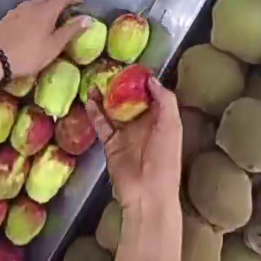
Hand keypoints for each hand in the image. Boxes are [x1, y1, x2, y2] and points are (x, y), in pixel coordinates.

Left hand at [0, 0, 84, 77]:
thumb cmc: (29, 54)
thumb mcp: (54, 46)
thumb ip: (70, 31)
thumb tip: (87, 18)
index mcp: (46, 10)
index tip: (81, 2)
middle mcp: (32, 5)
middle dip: (59, 1)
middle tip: (67, 11)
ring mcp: (18, 10)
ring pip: (35, 2)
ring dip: (45, 6)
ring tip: (51, 18)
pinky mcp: (8, 17)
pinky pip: (25, 9)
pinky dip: (34, 12)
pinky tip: (33, 24)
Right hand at [85, 80, 182, 217]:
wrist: (147, 194)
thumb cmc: (165, 160)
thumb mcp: (172, 127)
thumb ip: (165, 100)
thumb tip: (151, 78)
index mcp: (160, 119)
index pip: (150, 94)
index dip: (141, 80)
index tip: (130, 65)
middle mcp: (142, 123)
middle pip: (129, 99)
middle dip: (120, 85)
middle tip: (109, 69)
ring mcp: (125, 133)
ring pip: (113, 109)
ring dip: (105, 96)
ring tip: (96, 80)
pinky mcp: (111, 143)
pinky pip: (101, 123)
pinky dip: (94, 112)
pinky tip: (89, 99)